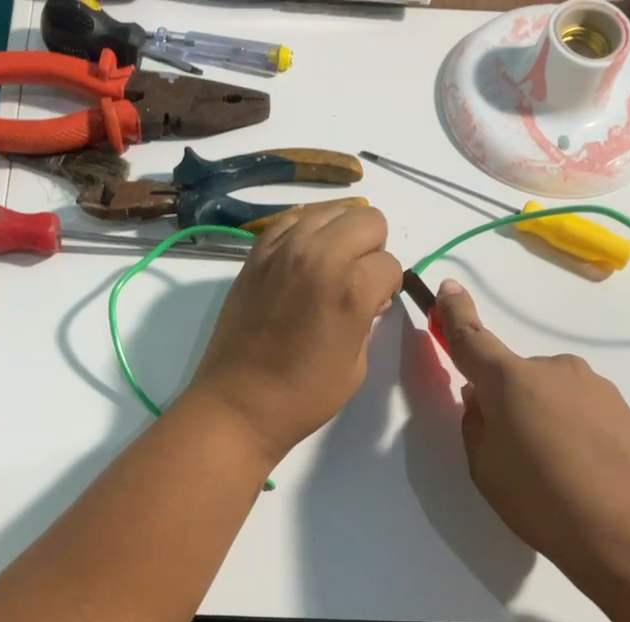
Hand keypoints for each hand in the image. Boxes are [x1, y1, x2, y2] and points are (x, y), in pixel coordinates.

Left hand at [183, 204, 402, 459]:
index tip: (374, 307)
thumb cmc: (303, 396)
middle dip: (372, 248)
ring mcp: (283, 250)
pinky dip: (307, 232)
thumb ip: (368, 320)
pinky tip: (304, 260)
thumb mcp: (356, 365)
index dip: (388, 287)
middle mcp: (319, 256)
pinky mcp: (257, 254)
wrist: (239, 404)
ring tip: (331, 268)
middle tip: (357, 281)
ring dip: (341, 233)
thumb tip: (369, 297)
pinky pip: (293, 219)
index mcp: (351, 289)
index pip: (390, 264)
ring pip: (331, 210)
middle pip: (368, 219)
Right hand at [435, 279, 629, 591]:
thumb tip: (482, 400)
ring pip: (546, 393)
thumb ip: (477, 426)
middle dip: (504, 403)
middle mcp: (552, 369)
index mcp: (509, 381)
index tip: (445, 289)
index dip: (453, 314)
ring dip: (538, 418)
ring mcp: (591, 384)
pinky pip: (575, 408)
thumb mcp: (486, 471)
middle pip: (513, 376)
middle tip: (509, 456)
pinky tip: (577, 471)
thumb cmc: (542, 503)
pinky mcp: (619, 404)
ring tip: (549, 472)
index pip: (471, 338)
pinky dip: (567, 429)